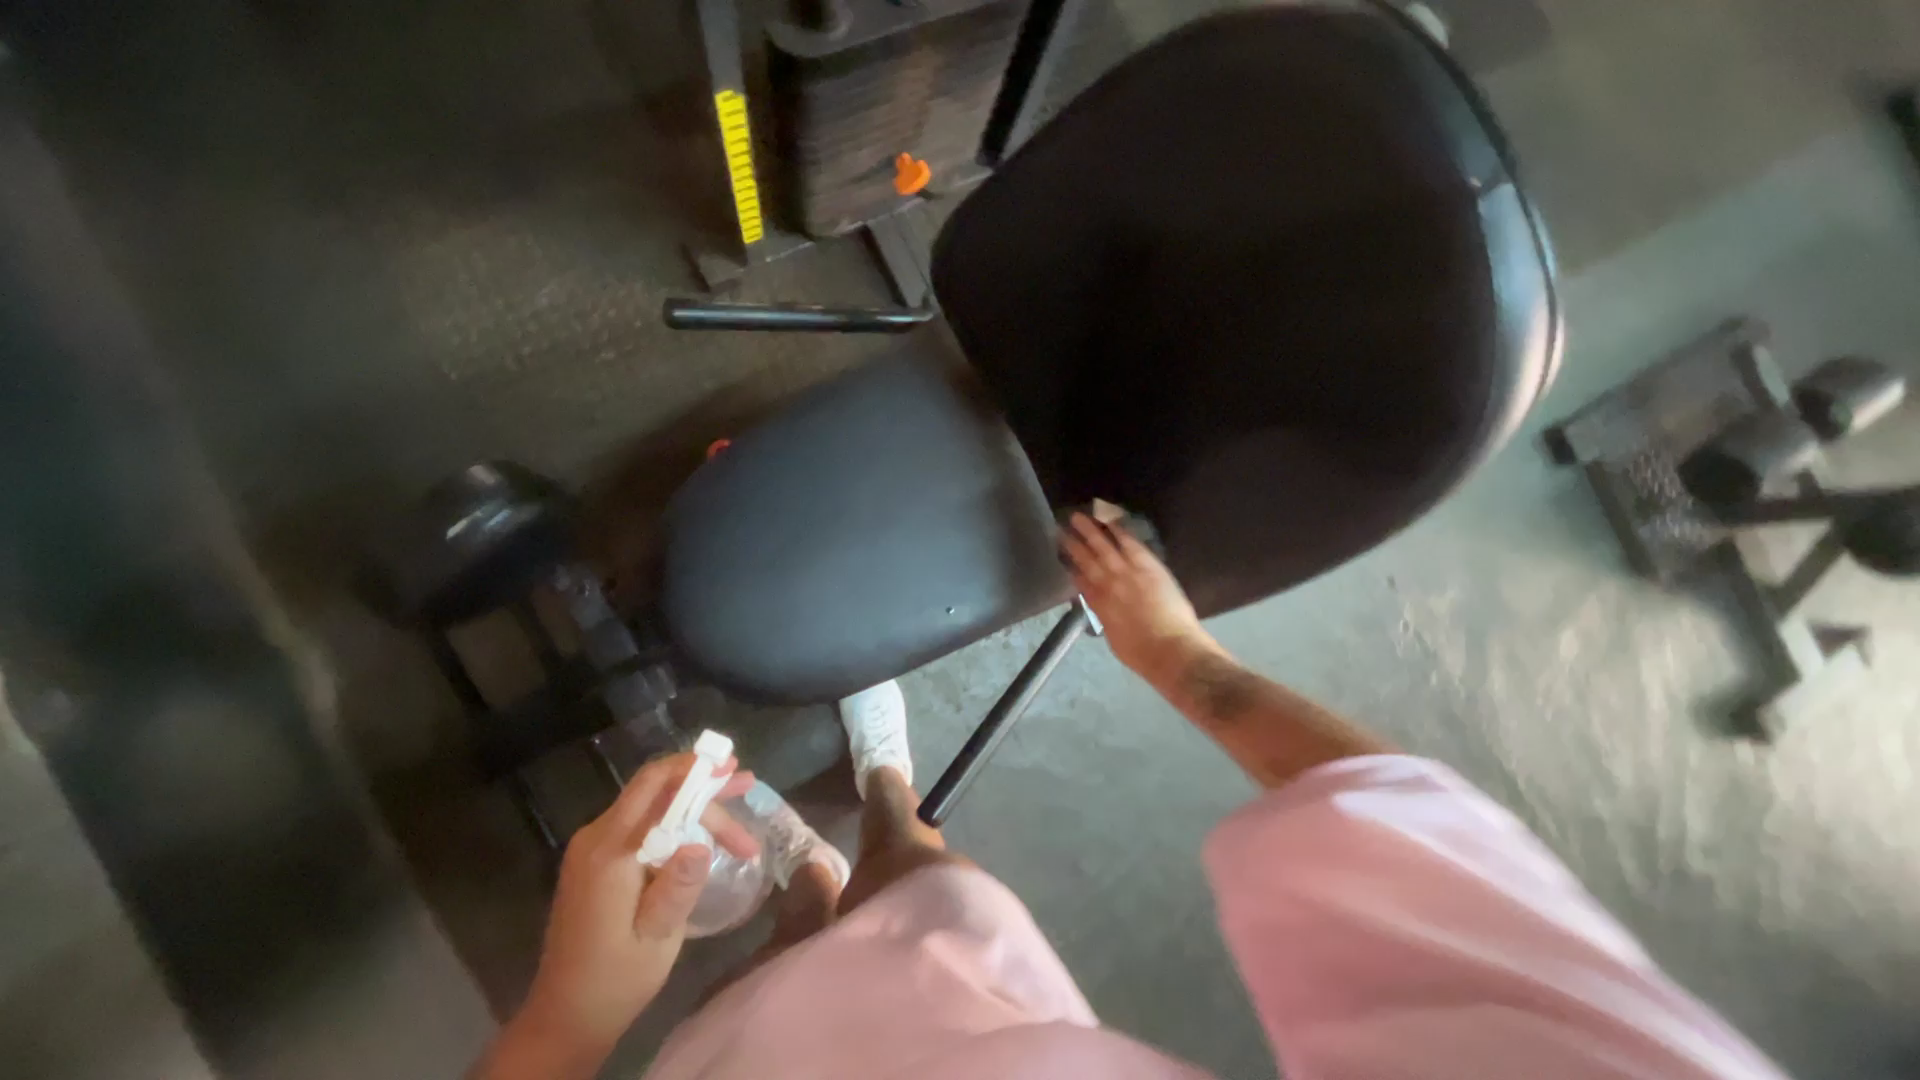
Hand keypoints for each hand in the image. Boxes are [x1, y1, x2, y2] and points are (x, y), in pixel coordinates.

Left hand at [481, 753, 759, 1079]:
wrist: (565, 1016)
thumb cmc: (615, 979)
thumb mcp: (655, 937)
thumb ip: (677, 888)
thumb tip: (700, 843)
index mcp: (610, 852)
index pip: (651, 785)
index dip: (692, 767)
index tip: (730, 766)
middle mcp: (597, 839)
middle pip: (656, 794)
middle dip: (704, 792)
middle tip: (747, 788)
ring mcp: (593, 850)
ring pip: (651, 809)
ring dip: (694, 811)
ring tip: (738, 828)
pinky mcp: (596, 863)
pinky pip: (641, 827)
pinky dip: (676, 826)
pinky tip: (703, 839)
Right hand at [1061, 512, 1215, 676]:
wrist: (1170, 649)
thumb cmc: (1142, 653)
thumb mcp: (1114, 638)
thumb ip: (1106, 618)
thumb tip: (1104, 609)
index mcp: (1098, 605)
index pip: (1081, 581)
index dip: (1071, 568)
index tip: (1062, 556)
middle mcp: (1108, 585)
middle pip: (1087, 560)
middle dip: (1074, 544)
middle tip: (1061, 528)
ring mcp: (1127, 573)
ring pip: (1104, 547)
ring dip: (1090, 531)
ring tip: (1077, 517)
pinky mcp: (1148, 566)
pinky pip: (1130, 543)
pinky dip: (1119, 531)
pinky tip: (1109, 521)